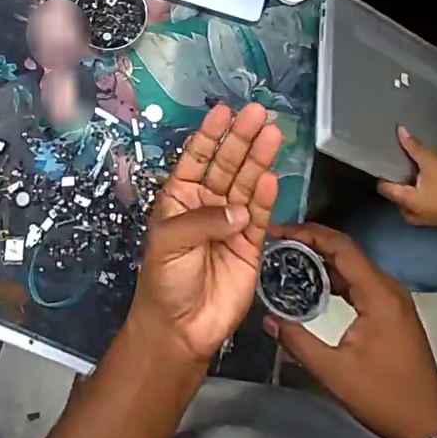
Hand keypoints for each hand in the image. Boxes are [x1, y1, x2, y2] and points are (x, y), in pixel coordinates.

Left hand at [130, 102, 281, 363]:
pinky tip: (272, 175)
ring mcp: (230, 222)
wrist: (181, 326)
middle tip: (258, 114)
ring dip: (258, 159)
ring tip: (272, 133)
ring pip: (247, 184)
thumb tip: (238, 211)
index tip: (224, 111)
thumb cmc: (164, 279)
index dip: (210, 134)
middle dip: (241, 138)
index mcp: (180, 196)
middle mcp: (207, 203)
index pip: (197, 157)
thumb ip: (202, 222)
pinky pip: (260, 215)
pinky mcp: (251, 245)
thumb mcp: (169, 242)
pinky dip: (267, 196)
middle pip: (227, 164)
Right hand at [263, 223, 436, 437]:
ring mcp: (392, 299)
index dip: (307, 233)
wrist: (431, 430)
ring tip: (286, 254)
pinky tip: (310, 278)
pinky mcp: (390, 310)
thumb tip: (268, 318)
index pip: (341, 247)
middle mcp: (388, 289)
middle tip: (276, 240)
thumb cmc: (385, 398)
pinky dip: (333, 272)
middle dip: (310, 240)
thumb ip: (298, 341)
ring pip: (351, 263)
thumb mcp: (334, 372)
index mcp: (379, 296)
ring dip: (320, 255)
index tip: (278, 232)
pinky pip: (358, 279)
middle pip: (346, 249)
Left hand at [378, 127, 436, 227]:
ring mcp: (418, 219)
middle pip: (392, 193)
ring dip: (406, 188)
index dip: (383, 173)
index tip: (384, 161)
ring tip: (409, 172)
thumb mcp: (433, 165)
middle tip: (398, 166)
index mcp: (405, 201)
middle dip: (395, 180)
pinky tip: (420, 183)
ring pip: (403, 199)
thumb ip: (414, 148)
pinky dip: (415, 194)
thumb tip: (400, 131)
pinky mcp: (428, 219)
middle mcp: (407, 212)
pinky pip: (414, 204)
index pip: (382, 187)